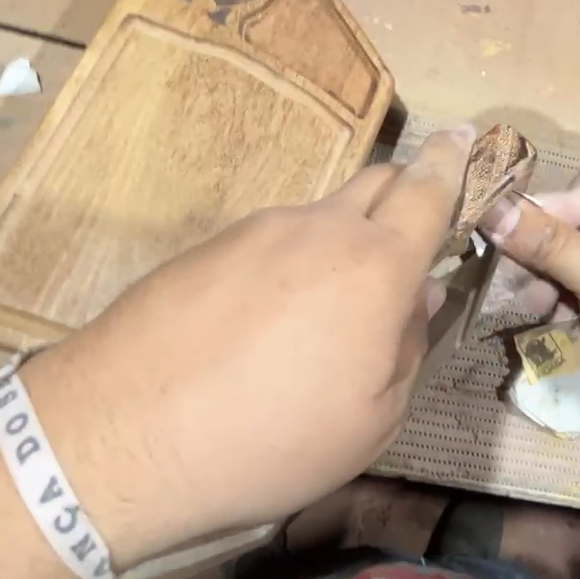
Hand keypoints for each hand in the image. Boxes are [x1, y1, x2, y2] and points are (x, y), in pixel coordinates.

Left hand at [25, 127, 472, 563]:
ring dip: (347, 240)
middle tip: (416, 236)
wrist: (113, 441)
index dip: (453, 161)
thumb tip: (421, 296)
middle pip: (380, 181)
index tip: (466, 138)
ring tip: (328, 310)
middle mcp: (320, 229)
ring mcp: (257, 231)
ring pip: (325, 215)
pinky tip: (268, 321)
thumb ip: (409, 345)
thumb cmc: (269, 440)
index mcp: (375, 266)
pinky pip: (275, 239)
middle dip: (410, 190)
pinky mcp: (209, 247)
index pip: (428, 190)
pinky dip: (295, 261)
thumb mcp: (373, 419)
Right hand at [478, 162, 579, 411]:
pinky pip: (567, 275)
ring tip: (532, 301)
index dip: (558, 204)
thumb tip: (492, 210)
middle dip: (544, 246)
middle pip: (575, 214)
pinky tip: (544, 314)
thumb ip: (549, 244)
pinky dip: (552, 292)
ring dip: (542, 273)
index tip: (516, 230)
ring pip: (564, 247)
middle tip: (510, 269)